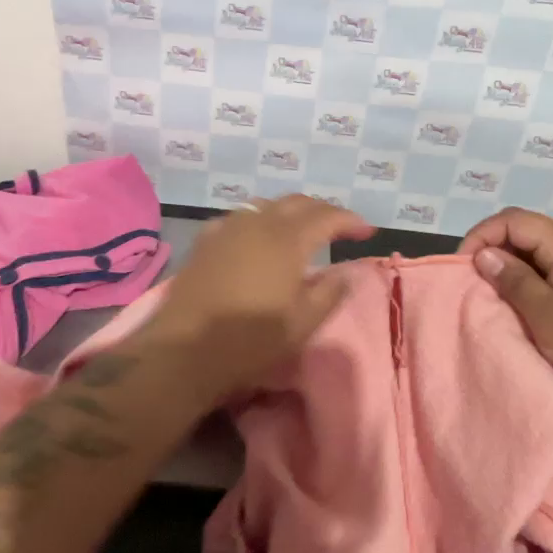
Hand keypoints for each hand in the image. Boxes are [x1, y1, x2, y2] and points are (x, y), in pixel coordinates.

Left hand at [133, 195, 373, 399]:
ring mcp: (227, 229)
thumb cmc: (251, 340)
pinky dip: (258, 221)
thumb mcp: (303, 323)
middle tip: (338, 228)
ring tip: (301, 230)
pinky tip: (257, 237)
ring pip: (265, 205)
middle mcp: (258, 223)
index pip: (327, 216)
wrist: (185, 349)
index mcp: (288, 239)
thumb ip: (330, 292)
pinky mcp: (205, 242)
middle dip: (322, 210)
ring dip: (289, 212)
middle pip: (296, 202)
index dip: (350, 221)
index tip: (367, 232)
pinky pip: (238, 218)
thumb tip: (346, 272)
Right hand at [459, 207, 552, 404]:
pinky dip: (534, 279)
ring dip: (515, 266)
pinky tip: (527, 303)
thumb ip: (513, 280)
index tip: (464, 266)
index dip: (483, 235)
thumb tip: (485, 255)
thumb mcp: (545, 315)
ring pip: (543, 252)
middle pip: (530, 232)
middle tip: (476, 282)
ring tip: (496, 294)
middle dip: (496, 249)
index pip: (516, 220)